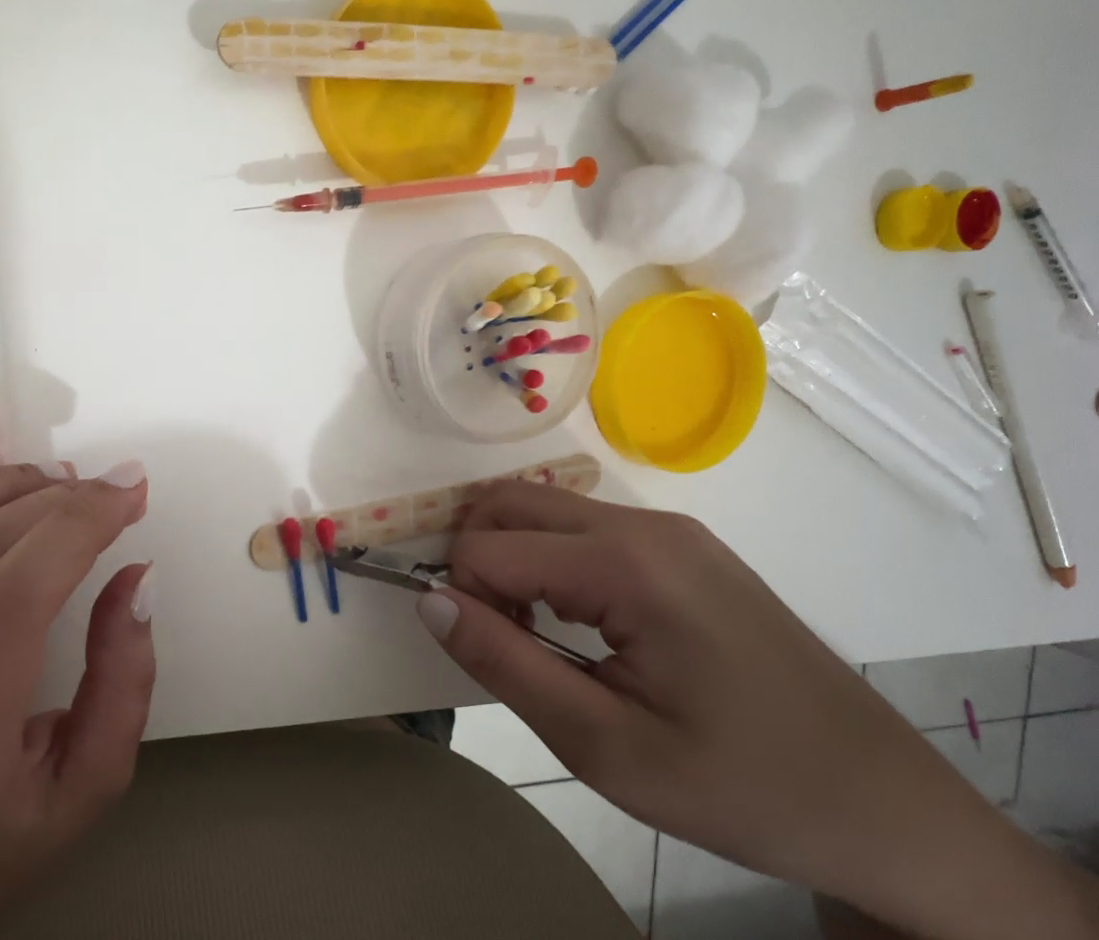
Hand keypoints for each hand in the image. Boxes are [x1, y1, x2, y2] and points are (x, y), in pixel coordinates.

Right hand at [416, 481, 1098, 939]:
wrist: (884, 806)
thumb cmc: (740, 786)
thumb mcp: (604, 746)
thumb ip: (504, 664)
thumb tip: (426, 601)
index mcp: (629, 566)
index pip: (486, 547)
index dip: (462, 599)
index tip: (492, 657)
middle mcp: (648, 525)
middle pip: (507, 504)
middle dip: (475, 563)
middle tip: (501, 641)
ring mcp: (674, 533)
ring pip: (543, 512)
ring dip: (511, 562)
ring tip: (537, 640)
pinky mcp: (688, 551)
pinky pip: (585, 530)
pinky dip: (550, 563)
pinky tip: (579, 627)